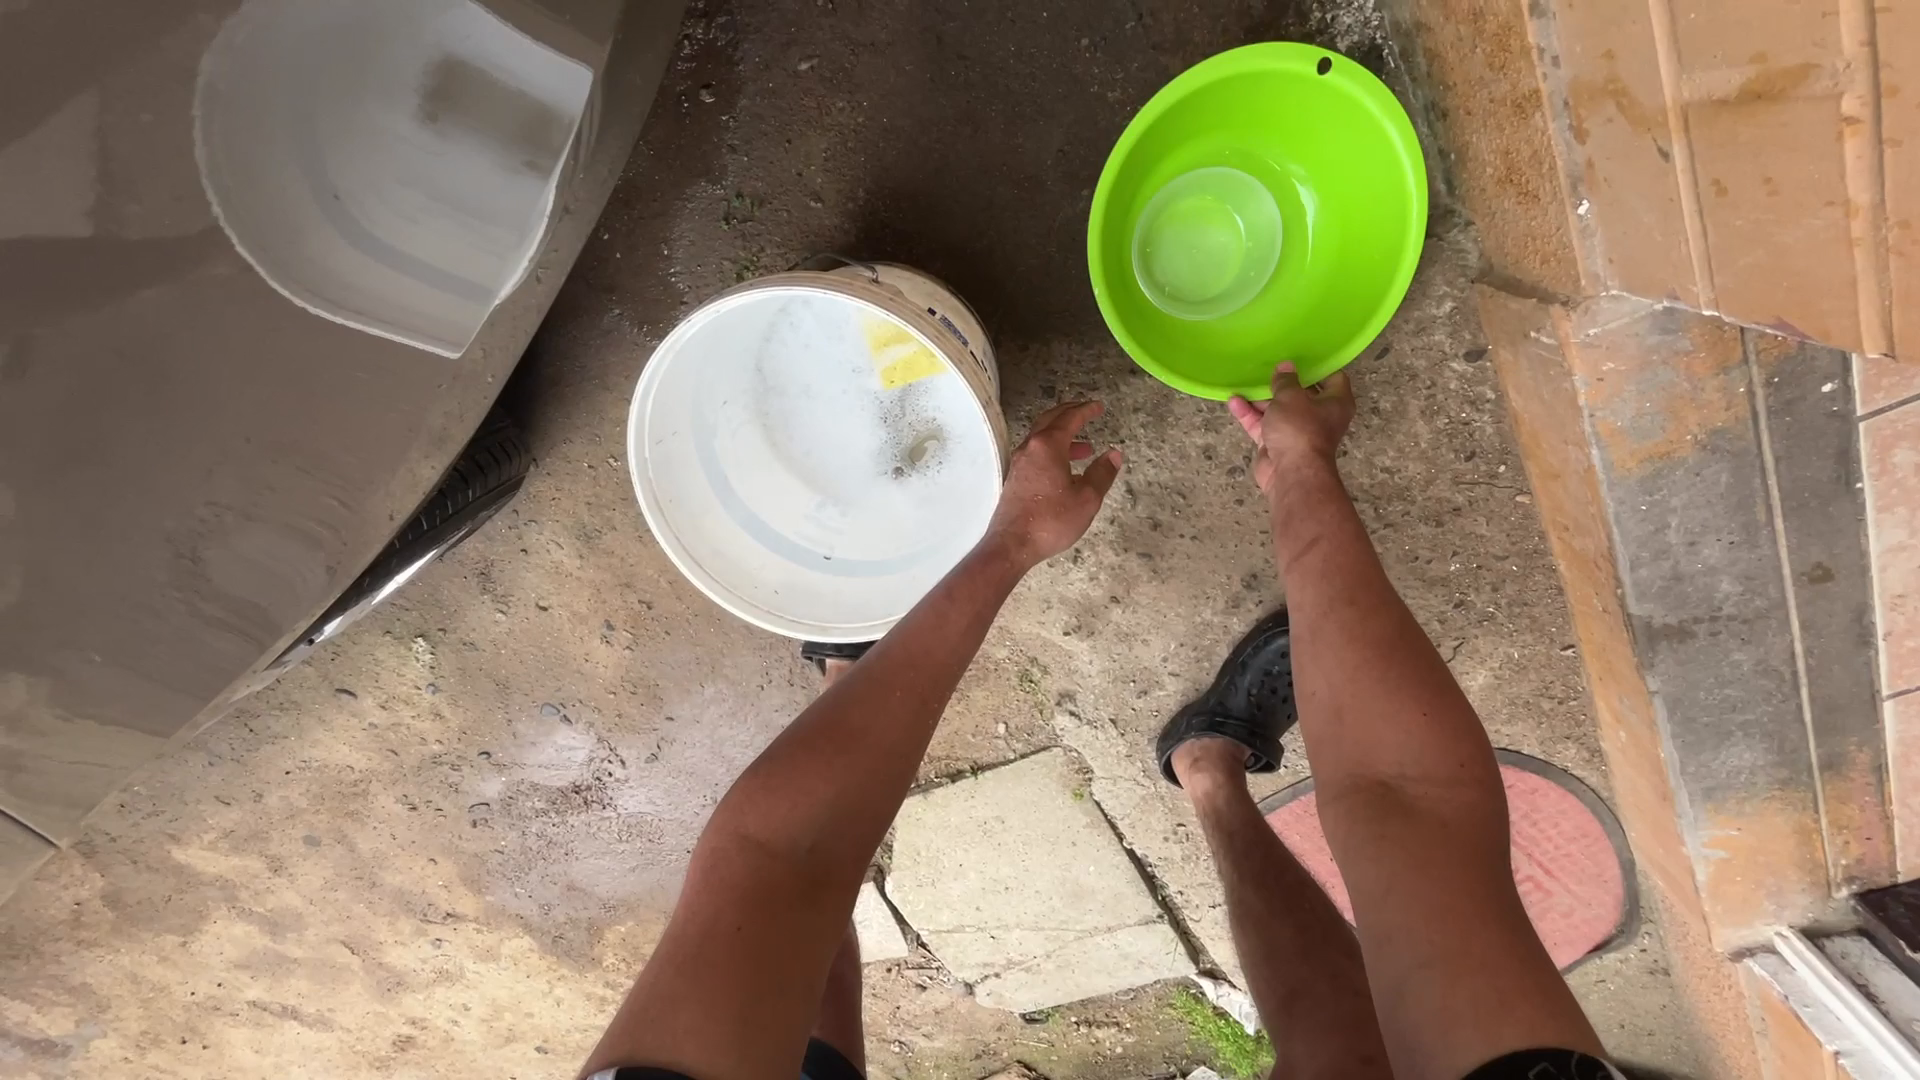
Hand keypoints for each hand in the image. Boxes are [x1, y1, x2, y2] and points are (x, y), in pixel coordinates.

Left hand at [984, 401, 1123, 567]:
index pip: (1069, 418)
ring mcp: (1019, 464)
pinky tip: (1066, 471)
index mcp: (1048, 446)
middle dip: (1070, 414)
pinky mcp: (1015, 479)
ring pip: (1042, 440)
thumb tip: (1114, 455)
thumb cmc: (1051, 521)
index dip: (1086, 410)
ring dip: (1064, 438)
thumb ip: (1102, 473)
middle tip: (1087, 412)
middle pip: (1050, 421)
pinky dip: (1053, 453)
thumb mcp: (1087, 498)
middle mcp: (1030, 449)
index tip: (1098, 406)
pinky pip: (1036, 456)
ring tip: (1086, 449)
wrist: (1012, 544)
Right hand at [1227, 363, 1354, 495]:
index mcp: (1335, 402)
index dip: (1317, 366)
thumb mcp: (1291, 396)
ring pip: (1278, 410)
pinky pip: (1263, 424)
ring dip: (1261, 398)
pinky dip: (1250, 414)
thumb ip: (1285, 380)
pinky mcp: (1276, 443)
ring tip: (1245, 381)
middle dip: (1282, 383)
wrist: (1290, 471)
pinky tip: (1234, 401)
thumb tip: (1285, 367)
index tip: (1298, 356)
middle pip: (1301, 394)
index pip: (1332, 377)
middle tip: (1267, 367)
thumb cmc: (1299, 428)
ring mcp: (1296, 431)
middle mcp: (1319, 416)